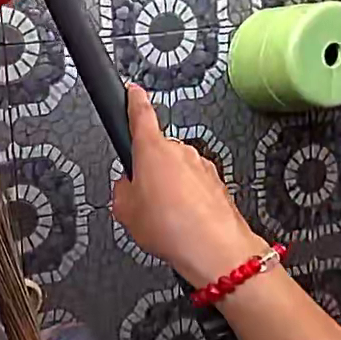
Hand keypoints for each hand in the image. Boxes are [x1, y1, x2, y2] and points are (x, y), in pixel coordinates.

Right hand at [111, 84, 265, 286]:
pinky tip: (182, 220)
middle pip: (157, 150)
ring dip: (169, 186)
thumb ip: (122, 190)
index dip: (134, 99)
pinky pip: (194, 185)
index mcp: (152, 149)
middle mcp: (180, 151)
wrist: (215, 249)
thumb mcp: (124, 210)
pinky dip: (187, 198)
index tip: (133, 90)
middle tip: (141, 196)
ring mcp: (202, 166)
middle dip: (148, 169)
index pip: (141, 113)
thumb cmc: (170, 226)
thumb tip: (128, 186)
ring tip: (163, 216)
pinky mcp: (218, 184)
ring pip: (177, 170)